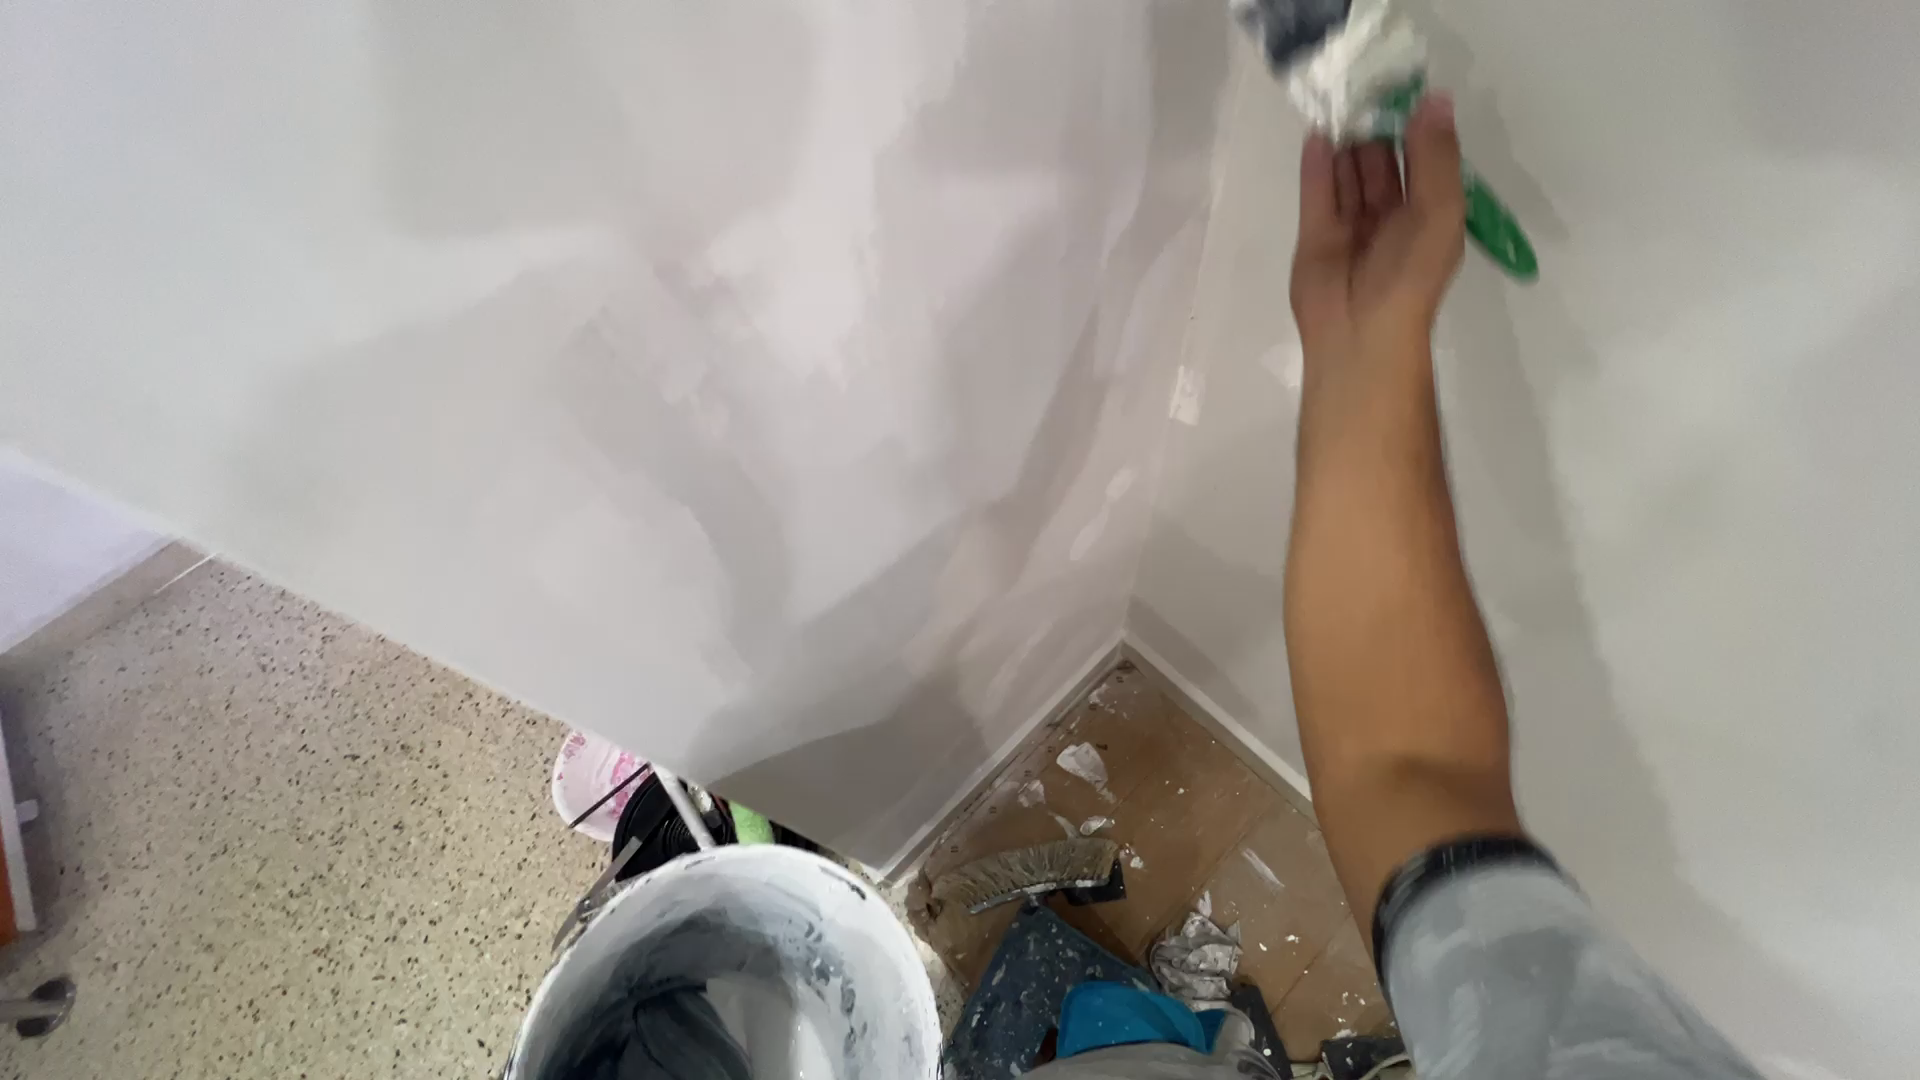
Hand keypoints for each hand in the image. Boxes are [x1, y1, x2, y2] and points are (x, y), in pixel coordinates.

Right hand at [1290, 97, 1465, 370]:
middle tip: (1367, 88)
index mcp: (1427, 213)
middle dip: (1375, 130)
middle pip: (1381, 164)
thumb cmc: (1411, 275)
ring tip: (1341, 102)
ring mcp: (1349, 228)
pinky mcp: (1315, 238)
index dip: (1414, 127)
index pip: (1422, 160)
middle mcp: (1389, 217)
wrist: (1361, 332)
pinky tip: (1318, 135)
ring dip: (1346, 144)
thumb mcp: (1441, 210)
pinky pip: (1317, 195)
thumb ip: (1435, 157)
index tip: (1404, 89)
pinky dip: (1316, 167)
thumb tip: (1433, 99)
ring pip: (1347, 177)